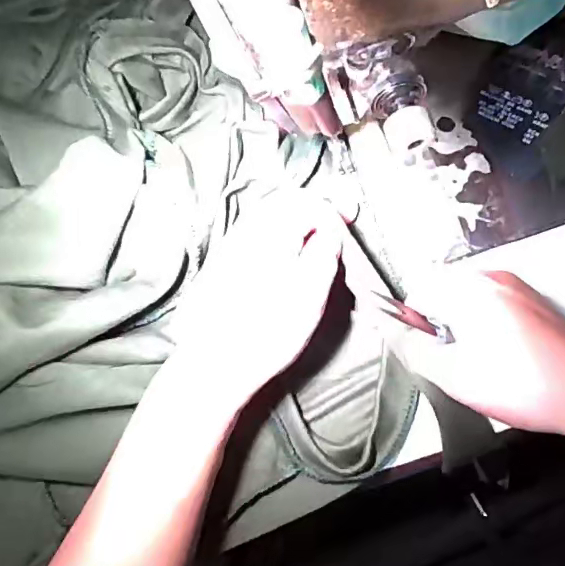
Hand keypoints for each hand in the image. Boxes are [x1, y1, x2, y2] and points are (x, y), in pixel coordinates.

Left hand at [169, 194, 347, 403]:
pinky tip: (288, 257)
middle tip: (336, 225)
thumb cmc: (267, 329)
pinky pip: (257, 234)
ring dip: (296, 221)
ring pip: (269, 216)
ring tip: (317, 239)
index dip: (335, 209)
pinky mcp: (222, 265)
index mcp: (270, 229)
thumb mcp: (313, 287)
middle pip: (286, 201)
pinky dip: (279, 236)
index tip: (351, 219)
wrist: (214, 364)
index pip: (310, 201)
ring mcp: (230, 246)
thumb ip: (327, 248)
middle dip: (314, 209)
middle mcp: (246, 230)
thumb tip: (332, 229)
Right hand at [395, 270, 564, 442]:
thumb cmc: (529, 385)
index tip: (420, 352)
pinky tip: (504, 364)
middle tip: (451, 364)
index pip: (417, 292)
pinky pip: (495, 308)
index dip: (411, 324)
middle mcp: (495, 279)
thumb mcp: (456, 376)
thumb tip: (394, 331)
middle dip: (438, 326)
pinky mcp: (535, 304)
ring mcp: (519, 289)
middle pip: (444, 293)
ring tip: (480, 368)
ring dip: (463, 330)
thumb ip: (416, 350)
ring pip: (470, 302)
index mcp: (471, 289)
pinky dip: (487, 330)